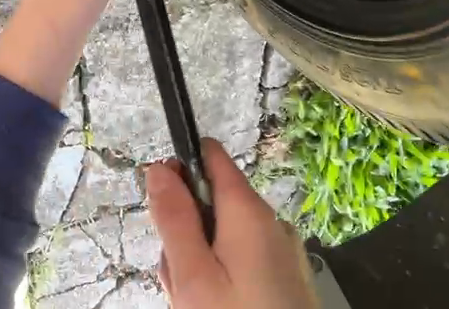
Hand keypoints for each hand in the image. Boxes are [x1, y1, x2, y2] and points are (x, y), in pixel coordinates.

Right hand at [147, 140, 319, 308]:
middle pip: (212, 201)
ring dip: (201, 262)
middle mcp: (272, 223)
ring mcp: (284, 255)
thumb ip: (174, 218)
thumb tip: (159, 167)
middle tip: (179, 279)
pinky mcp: (289, 284)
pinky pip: (245, 263)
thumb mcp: (193, 276)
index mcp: (248, 211)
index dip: (180, 169)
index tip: (164, 208)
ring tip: (196, 305)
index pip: (209, 154)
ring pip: (225, 237)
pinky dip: (224, 280)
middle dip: (186, 231)